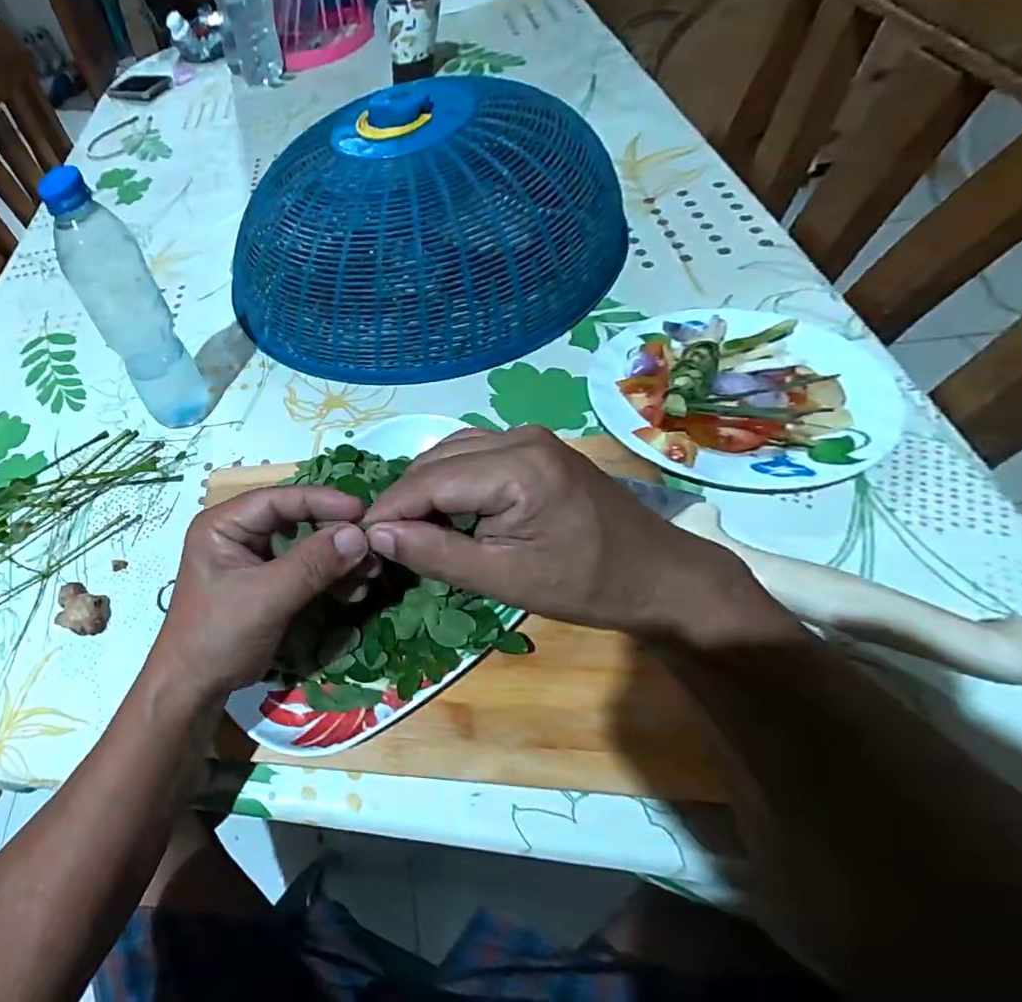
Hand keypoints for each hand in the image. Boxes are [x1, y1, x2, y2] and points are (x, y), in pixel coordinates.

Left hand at [151, 486, 372, 700]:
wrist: (194, 689)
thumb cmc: (218, 636)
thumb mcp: (266, 597)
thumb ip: (312, 564)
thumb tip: (359, 535)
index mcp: (222, 525)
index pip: (277, 499)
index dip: (321, 501)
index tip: (361, 510)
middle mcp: (237, 535)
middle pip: (294, 520)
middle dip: (333, 534)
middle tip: (372, 547)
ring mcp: (251, 561)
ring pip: (303, 547)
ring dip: (336, 559)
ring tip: (369, 574)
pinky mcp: (265, 586)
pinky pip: (303, 571)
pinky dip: (327, 579)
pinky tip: (353, 591)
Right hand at [363, 426, 793, 645]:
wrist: (661, 577)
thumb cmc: (586, 585)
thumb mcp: (504, 579)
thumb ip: (436, 554)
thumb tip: (376, 535)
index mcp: (515, 466)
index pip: (426, 482)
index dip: (387, 510)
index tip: (359, 540)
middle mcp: (517, 437)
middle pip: (433, 462)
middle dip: (403, 501)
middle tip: (383, 542)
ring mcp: (528, 437)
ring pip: (448, 454)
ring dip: (423, 489)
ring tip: (409, 530)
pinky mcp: (533, 446)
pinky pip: (471, 454)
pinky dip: (447, 480)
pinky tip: (445, 510)